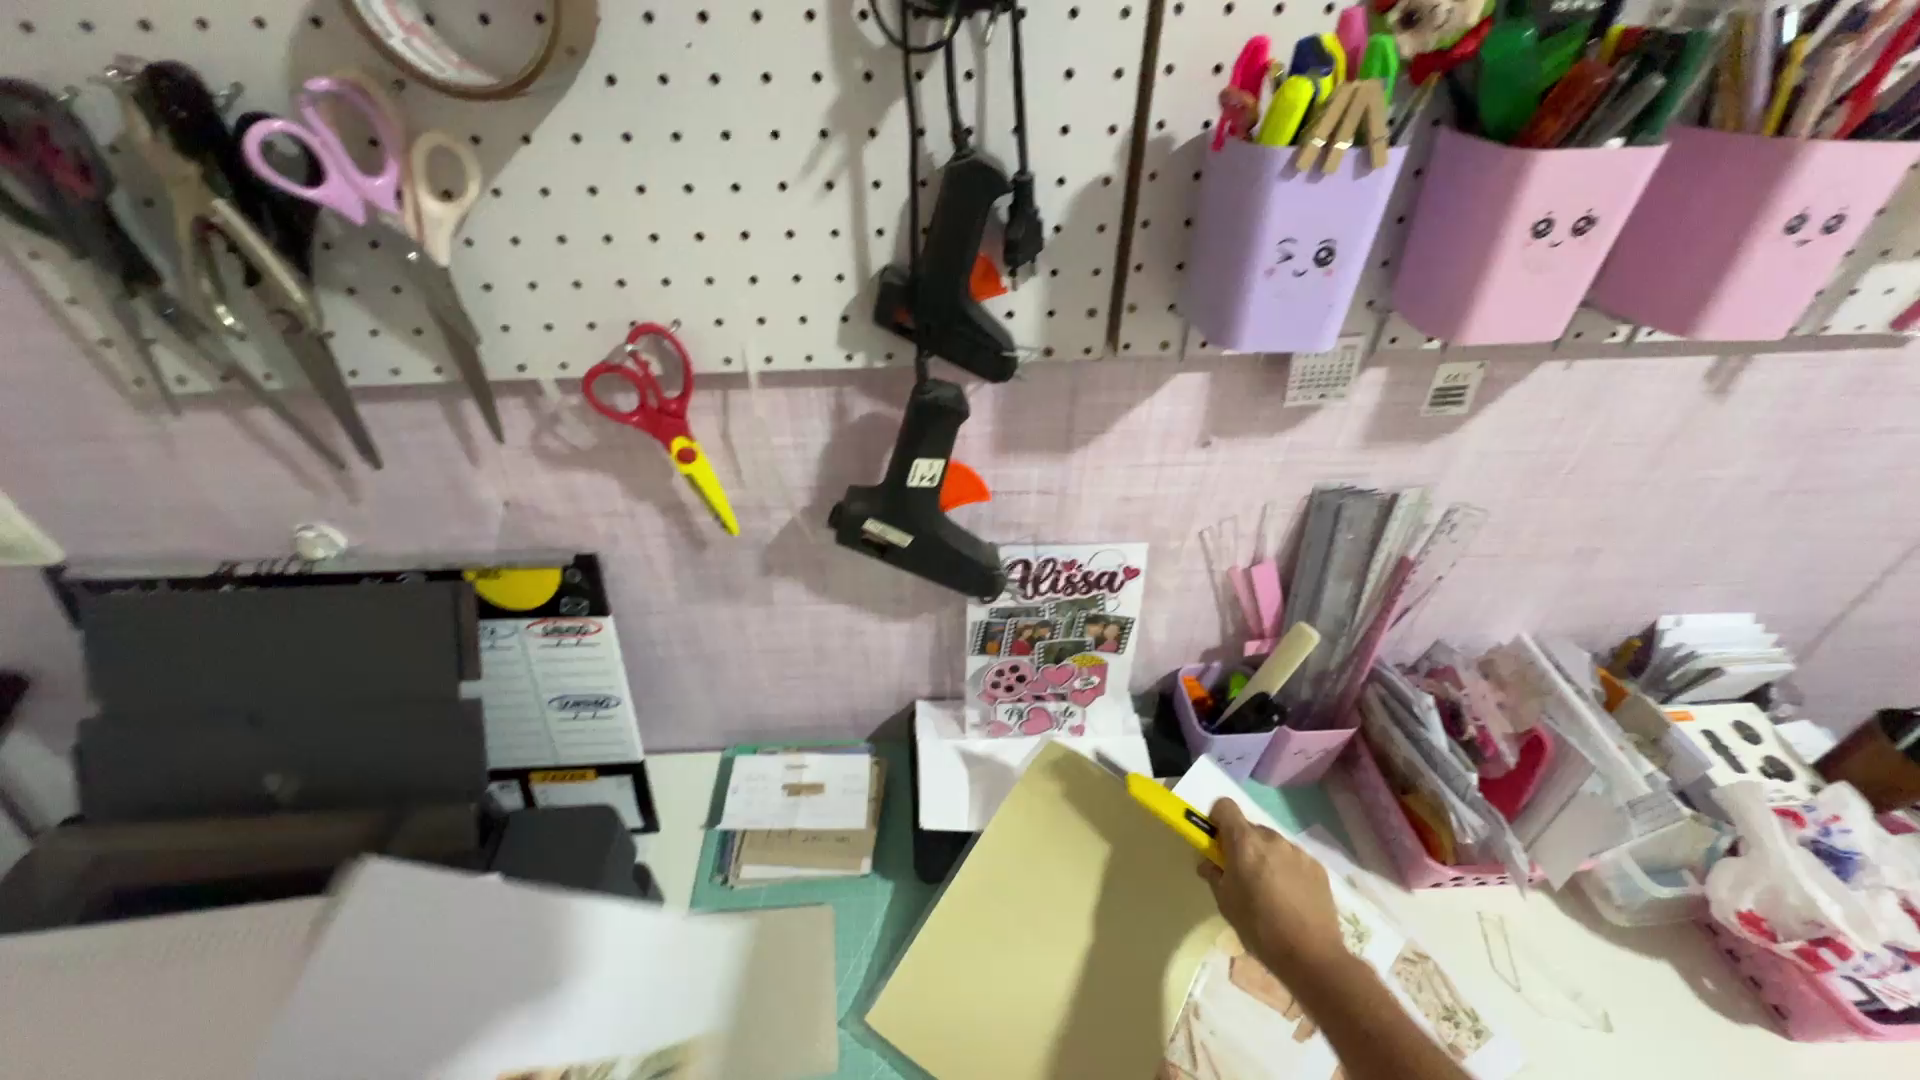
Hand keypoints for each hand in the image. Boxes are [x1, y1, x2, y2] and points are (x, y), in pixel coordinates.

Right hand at [1199, 799, 1346, 981]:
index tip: (1217, 841)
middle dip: (1242, 845)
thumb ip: (1214, 875)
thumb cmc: (1259, 928)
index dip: (1217, 819)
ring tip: (1269, 890)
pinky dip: (1287, 870)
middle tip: (1242, 873)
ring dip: (1266, 857)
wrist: (1311, 956)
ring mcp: (1298, 852)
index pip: (1225, 807)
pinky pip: (1293, 859)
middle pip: (1250, 828)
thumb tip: (1209, 863)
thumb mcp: (1225, 903)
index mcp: (1245, 844)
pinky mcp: (1317, 867)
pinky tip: (1290, 898)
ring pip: (1273, 844)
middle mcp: (1272, 839)